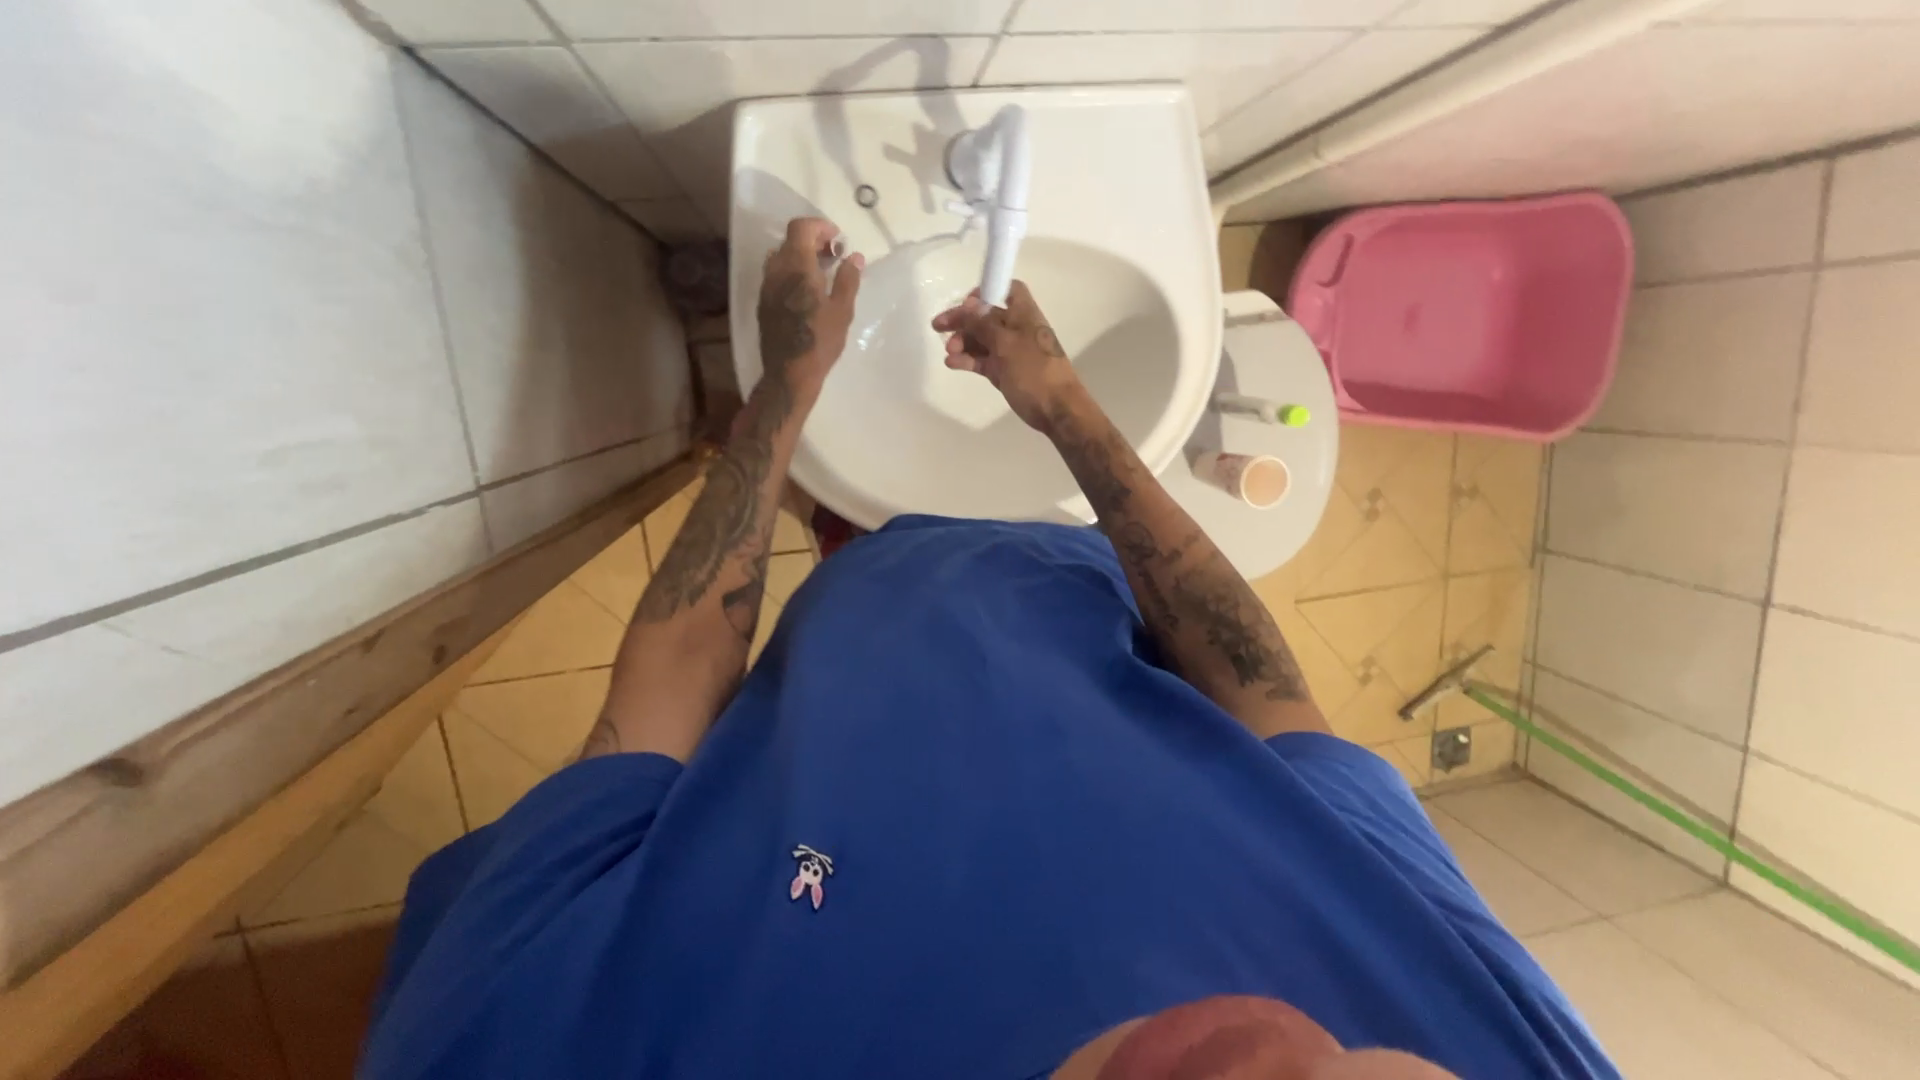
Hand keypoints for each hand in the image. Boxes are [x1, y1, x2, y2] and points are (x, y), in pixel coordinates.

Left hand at [758, 217, 863, 391]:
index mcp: (797, 267)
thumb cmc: (820, 341)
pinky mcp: (764, 301)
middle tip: (834, 255)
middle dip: (813, 240)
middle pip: (791, 240)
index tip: (837, 239)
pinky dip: (792, 271)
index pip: (801, 228)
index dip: (819, 226)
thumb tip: (854, 257)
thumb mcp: (842, 310)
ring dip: (802, 256)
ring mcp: (767, 286)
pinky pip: (777, 274)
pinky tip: (808, 291)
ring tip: (822, 273)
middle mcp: (776, 270)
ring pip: (782, 256)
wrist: (789, 372)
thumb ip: (848, 279)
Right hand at [931, 280, 1082, 433]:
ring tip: (948, 352)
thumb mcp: (1006, 344)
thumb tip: (970, 303)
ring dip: (963, 341)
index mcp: (1024, 315)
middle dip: (963, 320)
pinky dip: (967, 359)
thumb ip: (985, 323)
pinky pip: (982, 360)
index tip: (966, 302)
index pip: (1008, 290)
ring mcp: (1009, 352)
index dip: (987, 291)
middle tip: (938, 327)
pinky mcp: (1003, 372)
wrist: (1056, 410)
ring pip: (981, 340)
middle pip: (986, 316)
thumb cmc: (1034, 371)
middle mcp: (1016, 329)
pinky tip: (951, 363)